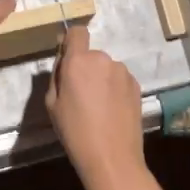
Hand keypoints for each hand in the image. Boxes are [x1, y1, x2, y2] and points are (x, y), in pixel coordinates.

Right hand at [47, 25, 147, 189]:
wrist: (112, 156)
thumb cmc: (75, 132)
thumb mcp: (52, 105)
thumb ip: (57, 77)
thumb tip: (63, 63)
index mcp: (79, 61)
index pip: (77, 32)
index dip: (71, 42)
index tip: (68, 61)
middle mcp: (103, 59)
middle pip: (91, 55)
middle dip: (85, 68)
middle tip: (80, 95)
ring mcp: (123, 72)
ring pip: (106, 68)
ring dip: (101, 79)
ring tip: (98, 107)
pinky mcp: (137, 85)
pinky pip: (120, 80)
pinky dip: (115, 89)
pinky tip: (112, 111)